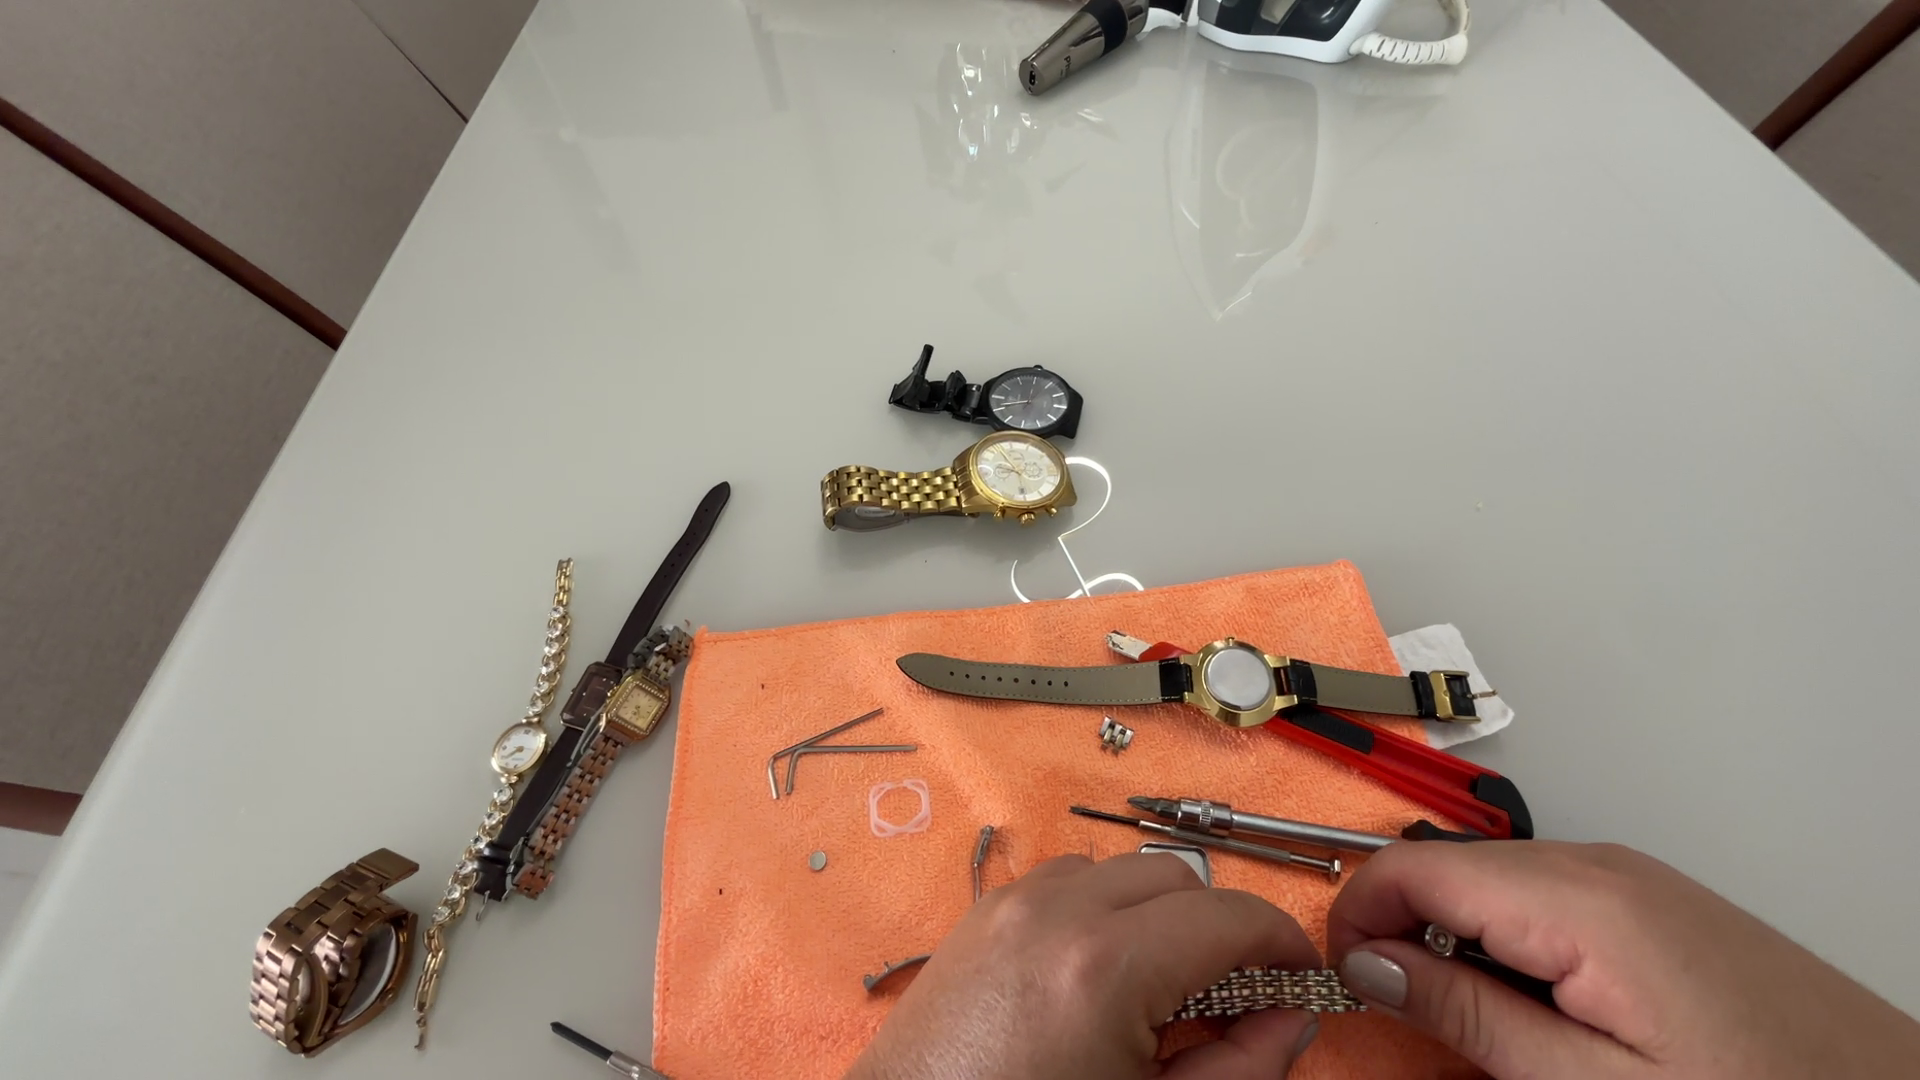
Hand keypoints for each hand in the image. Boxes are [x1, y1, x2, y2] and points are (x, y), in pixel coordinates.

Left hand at [847, 853, 1322, 1079]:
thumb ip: (1242, 1068)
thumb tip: (1292, 1013)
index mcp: (1104, 966)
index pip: (1227, 915)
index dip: (1280, 941)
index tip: (1300, 977)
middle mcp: (1056, 908)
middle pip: (1175, 875)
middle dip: (1216, 924)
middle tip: (1229, 994)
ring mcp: (1012, 900)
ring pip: (1119, 868)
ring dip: (1155, 911)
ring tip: (1156, 986)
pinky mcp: (983, 909)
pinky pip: (1065, 879)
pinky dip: (1101, 906)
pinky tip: (1094, 972)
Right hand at [1327, 840, 1919, 1078]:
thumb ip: (1464, 1014)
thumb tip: (1363, 963)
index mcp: (1575, 899)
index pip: (1410, 866)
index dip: (1357, 914)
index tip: (1342, 976)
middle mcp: (1592, 860)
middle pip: (1444, 865)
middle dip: (1401, 925)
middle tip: (1405, 1007)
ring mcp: (1624, 871)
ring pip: (1485, 877)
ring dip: (1452, 932)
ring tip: (1475, 1013)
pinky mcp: (1646, 891)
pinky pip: (1536, 890)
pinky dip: (1503, 932)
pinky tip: (1536, 996)